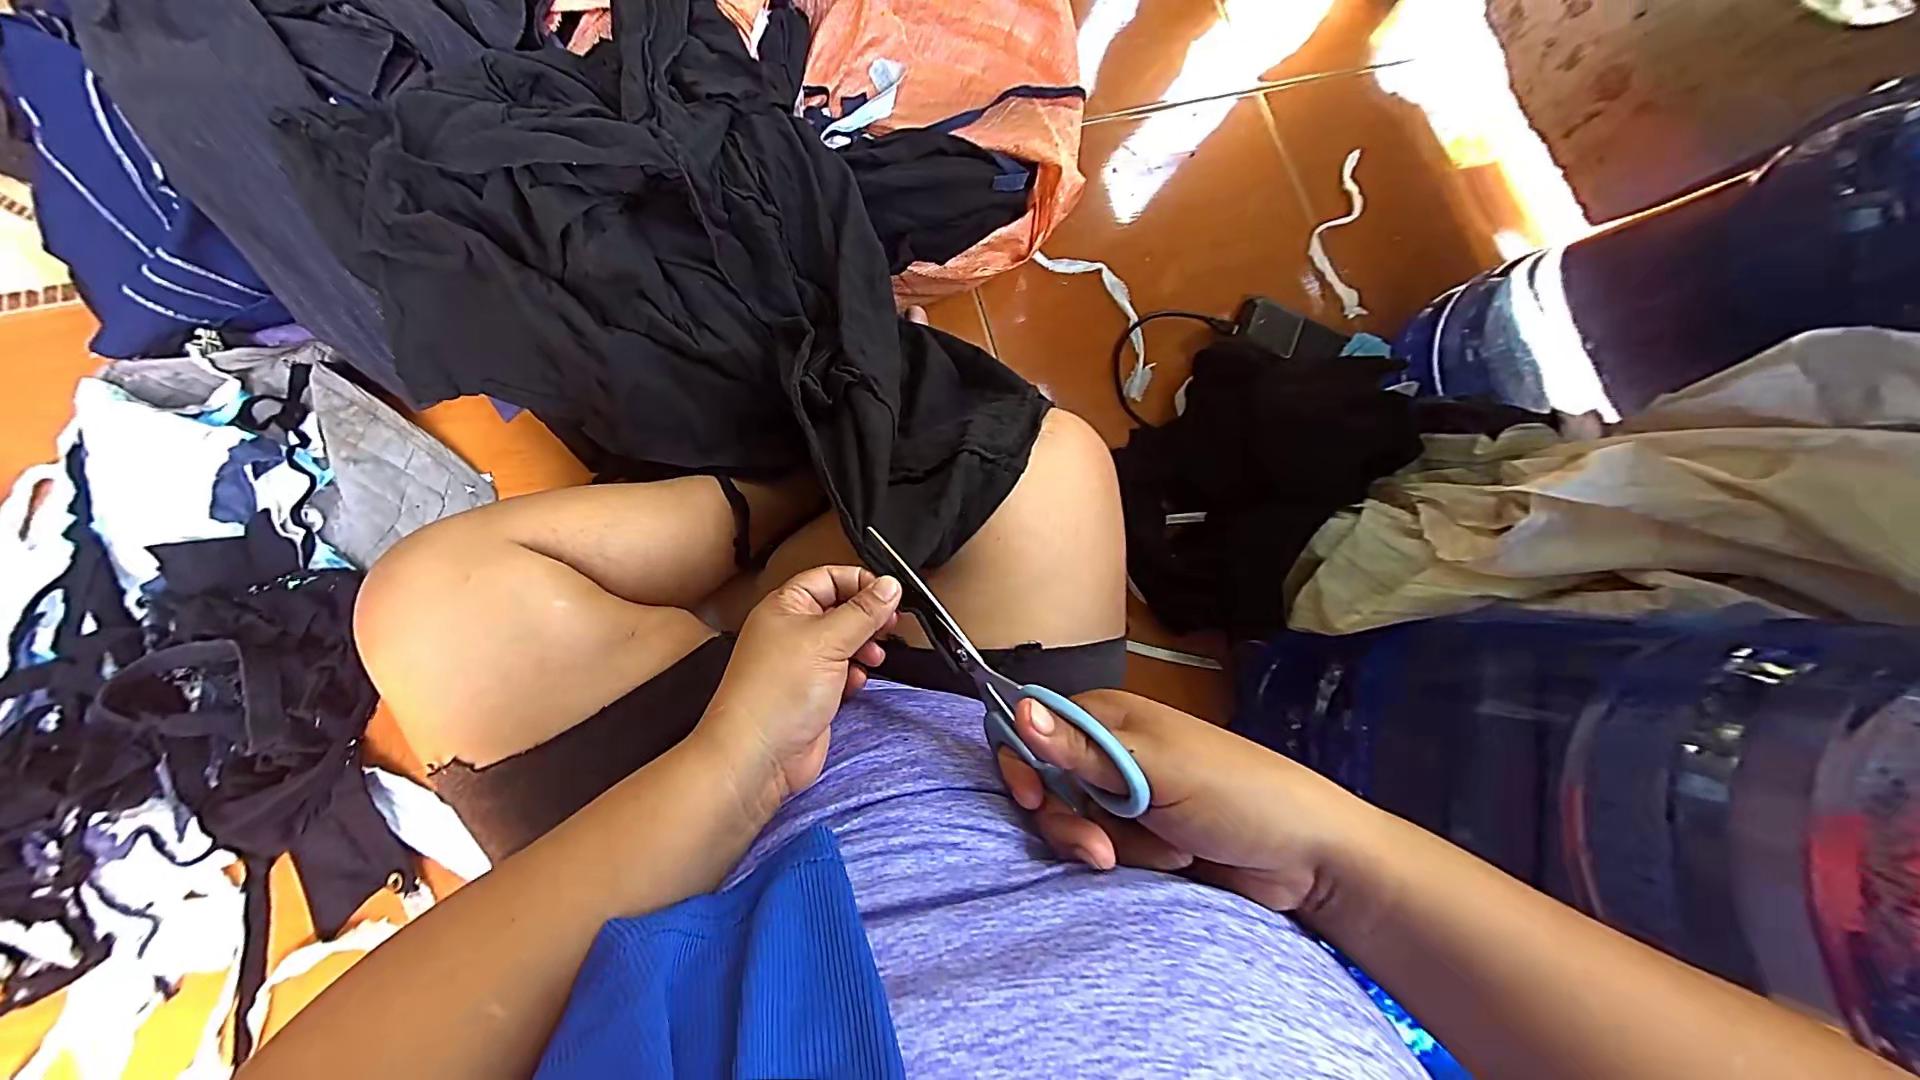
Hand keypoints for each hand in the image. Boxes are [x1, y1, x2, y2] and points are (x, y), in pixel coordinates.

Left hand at [697, 565, 900, 815]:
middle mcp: (792, 630)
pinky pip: (843, 671)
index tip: (888, 594)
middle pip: (841, 608)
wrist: (759, 756)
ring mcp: (802, 662)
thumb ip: (864, 611)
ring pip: (845, 640)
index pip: (829, 577)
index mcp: (786, 606)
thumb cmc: (773, 696)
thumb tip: (889, 586)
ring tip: (873, 654)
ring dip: (864, 646)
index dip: (860, 582)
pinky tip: (856, 681)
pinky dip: (855, 673)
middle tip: (888, 624)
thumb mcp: (829, 640)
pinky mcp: (812, 691)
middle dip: (867, 616)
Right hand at [997, 689, 1384, 914]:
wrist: (1305, 855)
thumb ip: (1082, 746)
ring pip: (1073, 820)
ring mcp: (1122, 793)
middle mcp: (1107, 751)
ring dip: (1104, 843)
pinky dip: (1128, 857)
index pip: (1034, 728)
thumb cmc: (1235, 791)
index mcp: (1106, 717)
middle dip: (1068, 819)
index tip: (1032, 797)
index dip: (1023, 760)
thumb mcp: (1155, 768)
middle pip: (1047, 782)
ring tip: (1158, 854)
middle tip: (1100, 846)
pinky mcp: (1138, 832)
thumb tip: (1020, 710)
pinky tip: (1169, 860)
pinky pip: (1101, 846)